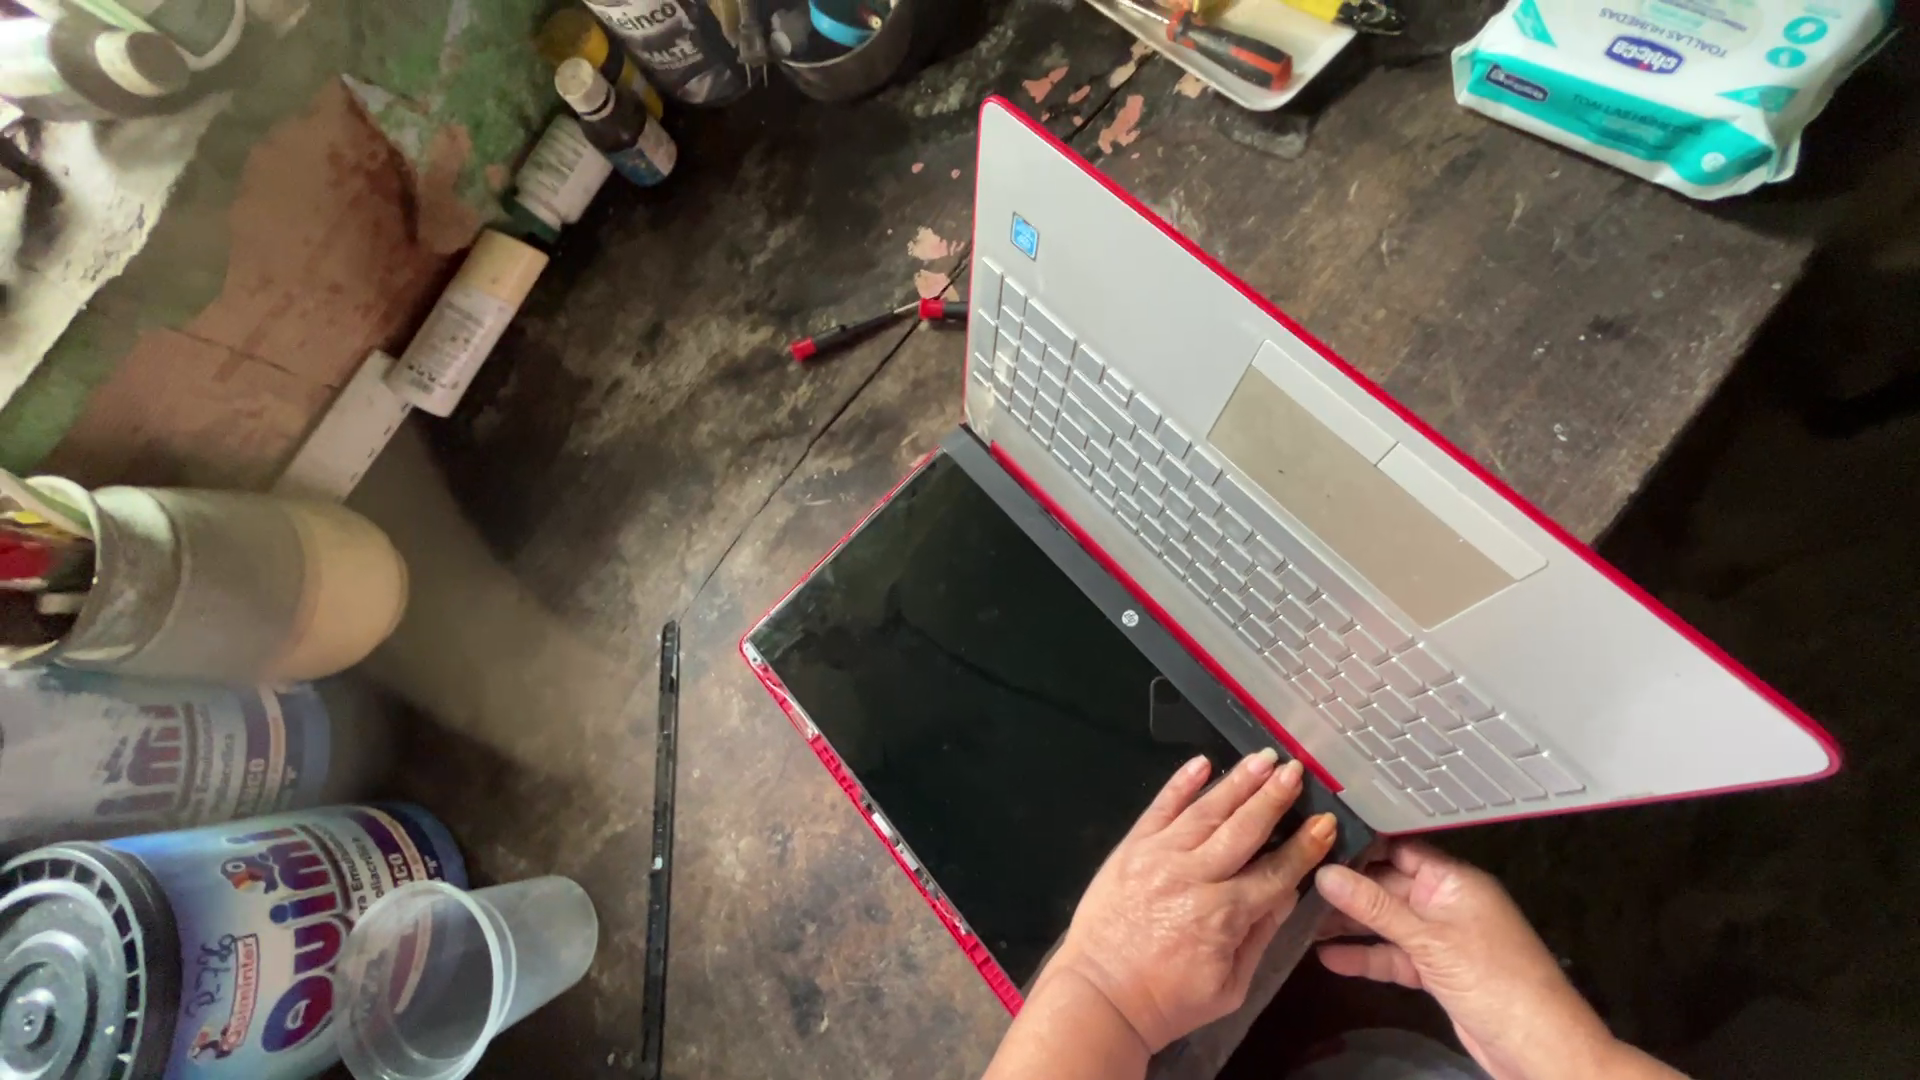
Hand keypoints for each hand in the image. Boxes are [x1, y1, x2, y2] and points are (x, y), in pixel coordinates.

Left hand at [1040, 750, 1336, 1052]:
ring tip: (1262, 759)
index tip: (1325, 822)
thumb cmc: (1168, 998)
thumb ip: (1259, 934)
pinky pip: (1160, 807)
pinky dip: (1180, 783)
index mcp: (1223, 914)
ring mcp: (1159, 855)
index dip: (1303, 847)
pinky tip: (1201, 763)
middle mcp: (1193, 876)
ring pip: (1205, 811)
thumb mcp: (1231, 986)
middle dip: (1273, 798)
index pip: (1275, 872)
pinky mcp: (1132, 845)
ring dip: (1236, 782)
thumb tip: (1286, 892)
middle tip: (1296, 770)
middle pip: (1243, 830)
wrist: (1101, 991)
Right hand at [1315, 842, 1636, 1079]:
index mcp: (1453, 881)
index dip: (1358, 843)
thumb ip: (1374, 907)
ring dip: (1350, 923)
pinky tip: (1329, 957)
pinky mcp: (1436, 971)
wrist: (1546, 1058)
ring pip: (1386, 922)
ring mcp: (1441, 938)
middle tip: (1296, 878)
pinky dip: (1366, 956)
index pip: (1397, 848)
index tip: (1313, 837)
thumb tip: (1322, 871)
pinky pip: (1393, 955)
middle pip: (1386, 885)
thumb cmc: (1495, 982)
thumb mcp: (1429, 941)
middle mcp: (1445, 903)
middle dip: (1345, 886)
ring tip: (1301, 917)